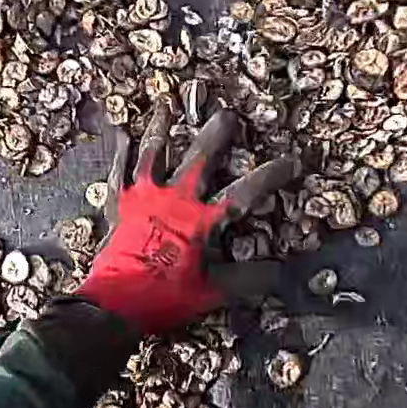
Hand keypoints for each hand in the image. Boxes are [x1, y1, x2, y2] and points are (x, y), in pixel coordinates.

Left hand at [77, 107, 299, 334]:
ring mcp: (143, 196)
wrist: (116, 302)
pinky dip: (121, 151)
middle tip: (227, 113)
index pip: (245, 193)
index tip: (291, 161)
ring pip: (154, 153)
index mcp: (201, 220)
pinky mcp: (119, 202)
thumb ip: (247, 279)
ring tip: (166, 105)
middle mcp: (174, 199)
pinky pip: (120, 170)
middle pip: (199, 158)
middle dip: (215, 135)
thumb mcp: (213, 293)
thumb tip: (281, 270)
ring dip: (161, 128)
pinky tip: (122, 133)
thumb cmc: (166, 296)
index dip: (270, 176)